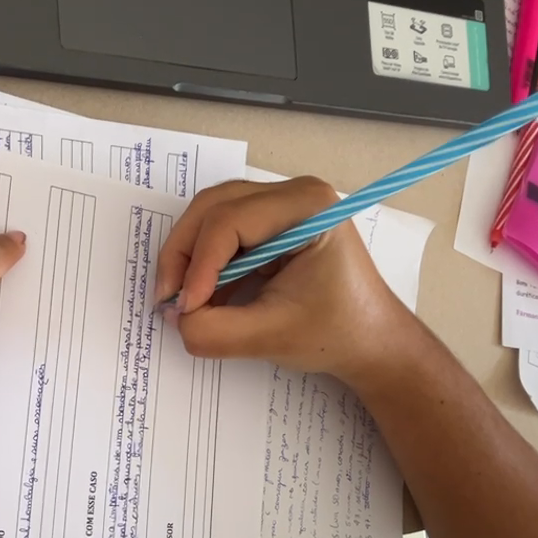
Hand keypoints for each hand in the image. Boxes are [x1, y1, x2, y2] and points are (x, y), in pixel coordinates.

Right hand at [152, 177, 416, 386]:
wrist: (369, 342)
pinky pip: (220, 237)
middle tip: (168, 301)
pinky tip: (202, 300)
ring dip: (188, 260)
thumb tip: (174, 318)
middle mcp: (292, 195)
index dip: (198, 266)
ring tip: (183, 302)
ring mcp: (279, 208)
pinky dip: (202, 267)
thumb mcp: (270, 337)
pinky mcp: (269, 228)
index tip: (184, 310)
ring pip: (209, 219)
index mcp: (307, 207)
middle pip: (212, 209)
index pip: (229, 221)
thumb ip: (214, 331)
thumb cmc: (336, 334)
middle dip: (183, 256)